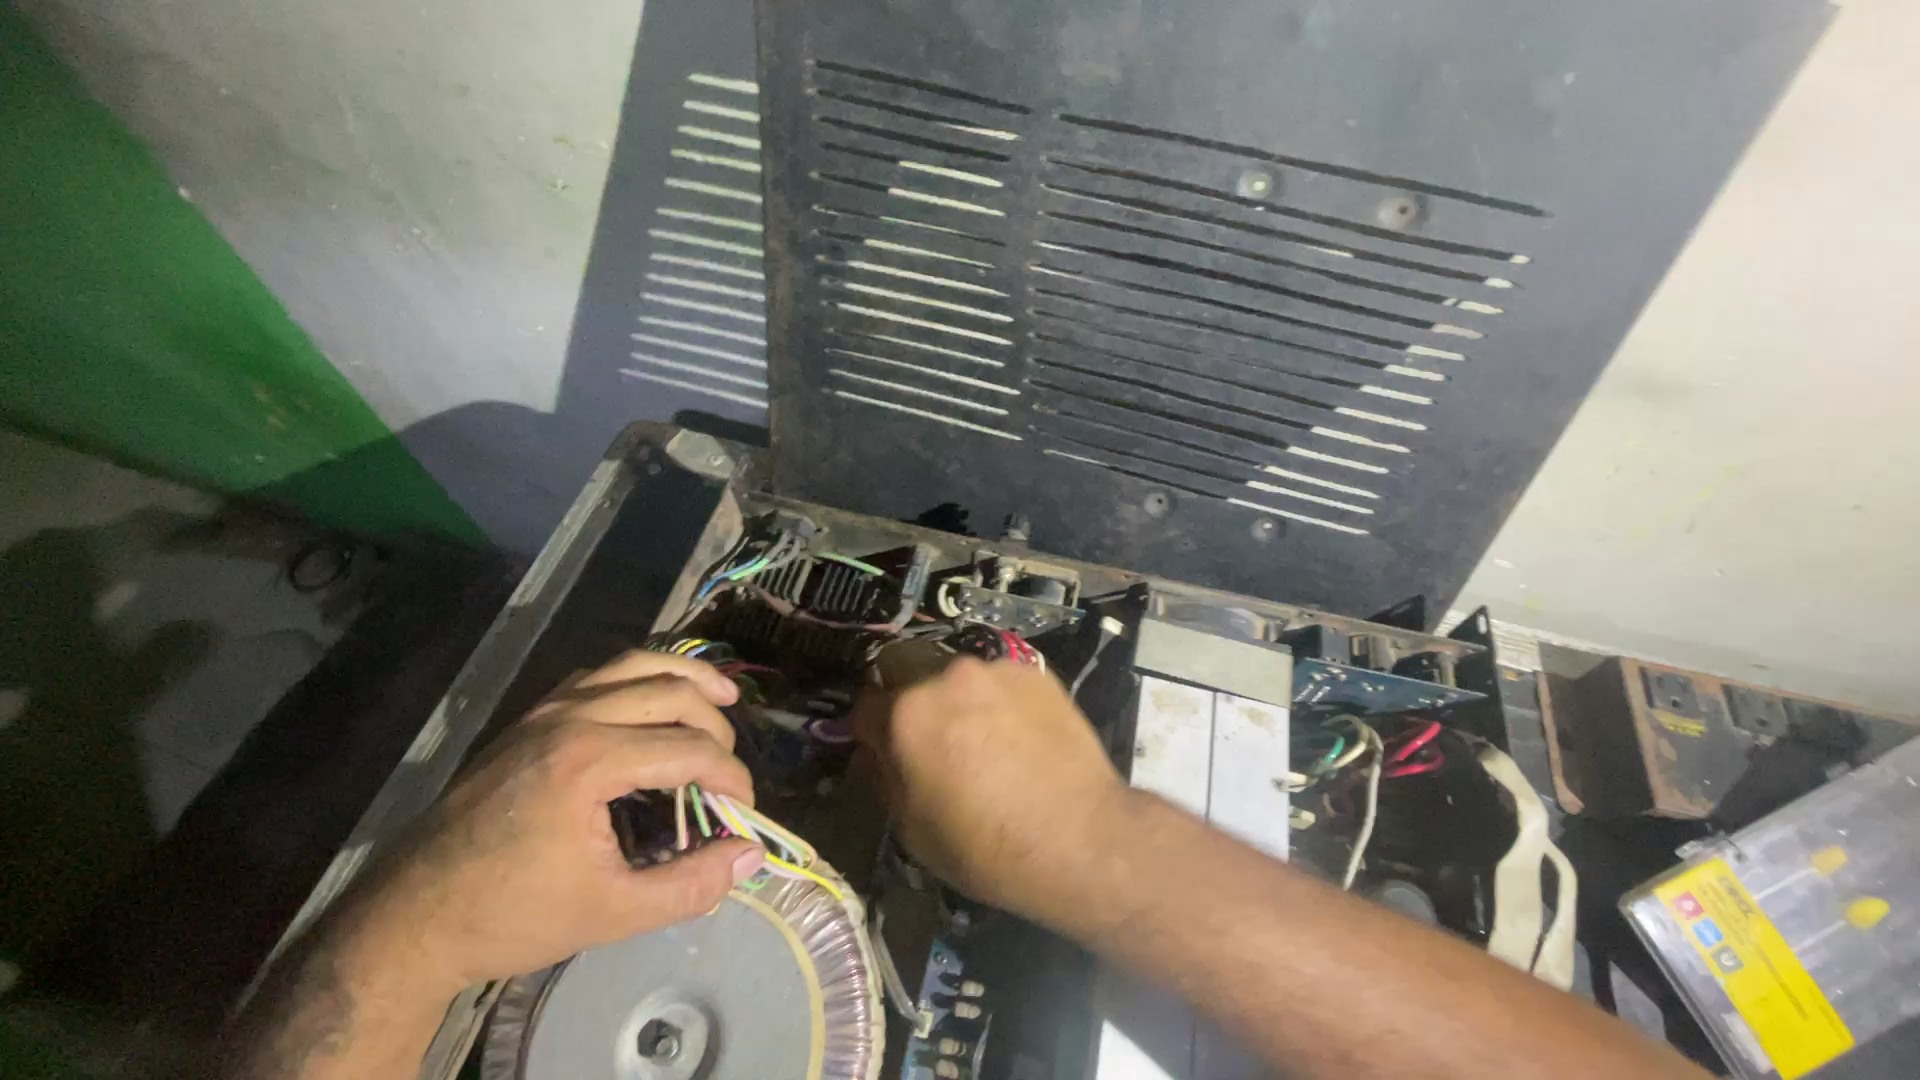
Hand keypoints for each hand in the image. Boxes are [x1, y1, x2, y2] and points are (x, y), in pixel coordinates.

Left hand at [354, 652, 765, 988]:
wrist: (410, 918)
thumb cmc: (512, 916)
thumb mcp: (612, 914)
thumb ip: (691, 885)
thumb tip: (751, 855)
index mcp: (591, 762)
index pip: (690, 749)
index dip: (731, 777)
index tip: (743, 812)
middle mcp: (572, 718)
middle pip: (672, 693)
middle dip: (716, 727)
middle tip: (730, 768)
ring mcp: (546, 711)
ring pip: (635, 665)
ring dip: (686, 678)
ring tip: (723, 697)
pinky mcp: (531, 717)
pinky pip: (600, 674)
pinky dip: (640, 676)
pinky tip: (653, 701)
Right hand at [853, 656, 1131, 918]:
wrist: (1080, 836)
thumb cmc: (986, 847)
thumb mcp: (913, 830)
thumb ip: (885, 778)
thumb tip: (877, 750)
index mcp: (906, 714)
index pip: (867, 706)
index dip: (875, 732)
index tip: (889, 752)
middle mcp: (945, 677)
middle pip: (915, 685)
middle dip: (921, 713)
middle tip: (945, 751)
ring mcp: (995, 670)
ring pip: (962, 681)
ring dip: (964, 704)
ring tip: (992, 744)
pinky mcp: (1036, 672)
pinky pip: (1003, 682)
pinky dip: (1004, 702)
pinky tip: (1024, 737)